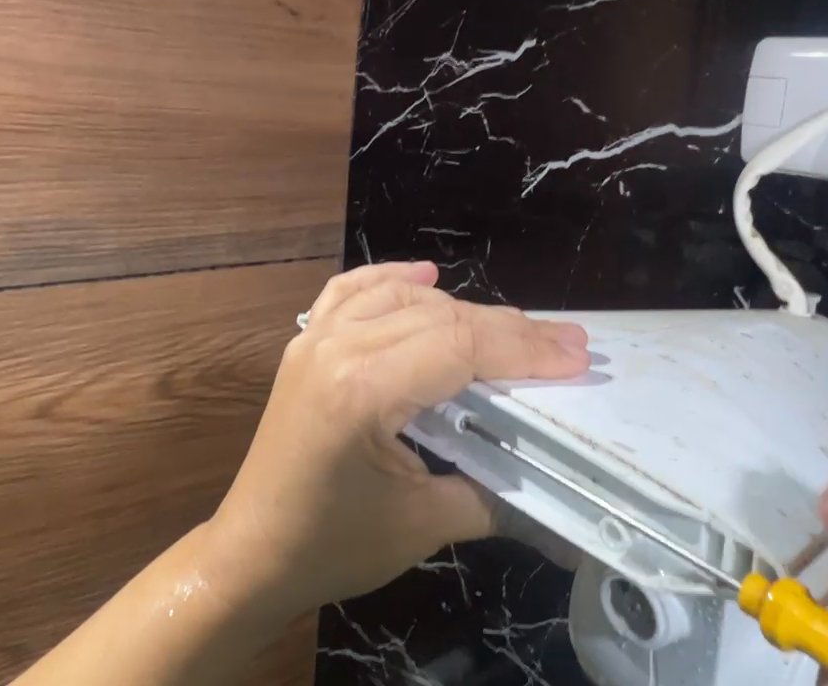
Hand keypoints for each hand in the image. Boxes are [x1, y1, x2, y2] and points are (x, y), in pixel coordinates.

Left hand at [207, 261, 589, 616]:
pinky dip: (390, 280)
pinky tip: (424, 276)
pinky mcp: (305, 345)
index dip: (523, 349)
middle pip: (439, 318)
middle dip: (508, 330)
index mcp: (362, 389)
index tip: (576, 356)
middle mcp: (336, 347)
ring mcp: (314, 339)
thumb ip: (492, 492)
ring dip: (461, 309)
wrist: (251, 552)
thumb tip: (550, 478)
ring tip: (514, 329)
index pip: (460, 347)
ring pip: (401, 299)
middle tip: (565, 344)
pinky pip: (351, 292)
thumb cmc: (332, 545)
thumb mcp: (423, 525)